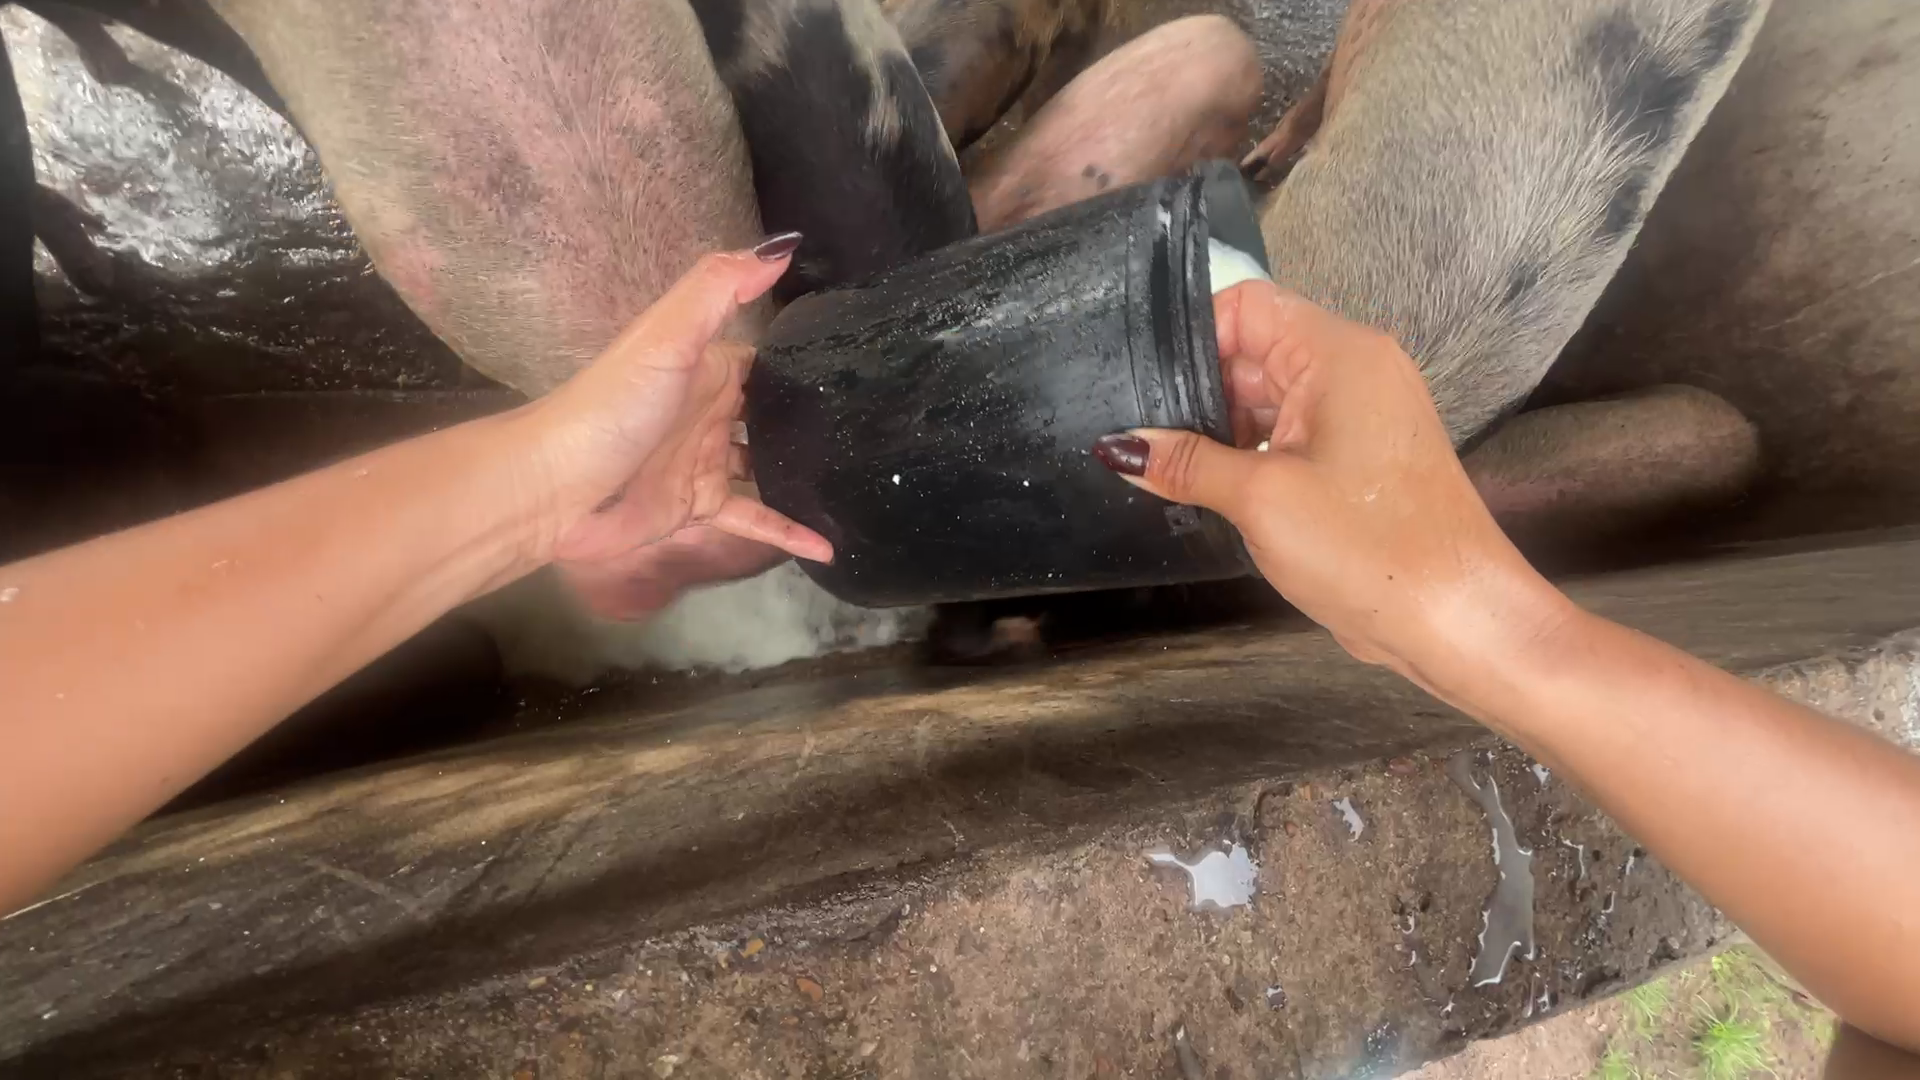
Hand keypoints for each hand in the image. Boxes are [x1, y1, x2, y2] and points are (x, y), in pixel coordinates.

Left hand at [510, 237, 830, 609]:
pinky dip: (788, 533)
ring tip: (857, 481)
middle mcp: (711, 414)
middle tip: (869, 430)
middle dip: (810, 422)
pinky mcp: (700, 507)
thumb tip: (784, 246)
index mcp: (707, 370)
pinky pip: (755, 518)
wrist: (557, 487)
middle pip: (772, 417)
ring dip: (803, 475)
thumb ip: (720, 289)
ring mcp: (707, 463)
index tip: (856, 369)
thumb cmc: (615, 406)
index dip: (804, 364)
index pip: (765, 362)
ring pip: (767, 468)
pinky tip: (827, 547)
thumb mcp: (668, 335)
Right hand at [1090, 281, 1570, 690]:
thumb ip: (1185, 463)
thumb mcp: (1260, 498)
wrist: (1454, 621)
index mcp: (1337, 355)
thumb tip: (1117, 446)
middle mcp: (1348, 373)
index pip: (1246, 306)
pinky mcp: (1348, 460)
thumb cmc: (1366, 546)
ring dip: (1214, 430)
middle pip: (1249, 353)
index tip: (1143, 384)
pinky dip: (1240, 454)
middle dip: (1193, 392)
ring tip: (1160, 465)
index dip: (1191, 335)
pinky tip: (1200, 485)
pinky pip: (1280, 437)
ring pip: (1260, 401)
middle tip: (1137, 433)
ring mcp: (1351, 419)